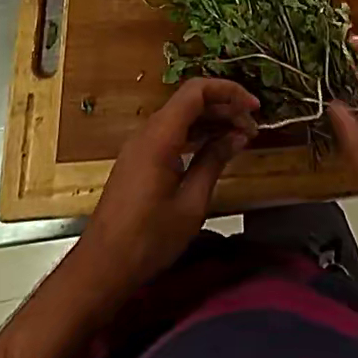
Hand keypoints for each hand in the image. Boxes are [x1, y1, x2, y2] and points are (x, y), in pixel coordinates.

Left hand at [76, 78, 257, 294]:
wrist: (103, 265)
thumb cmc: (149, 239)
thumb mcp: (191, 202)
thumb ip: (213, 161)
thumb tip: (237, 136)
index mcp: (160, 137)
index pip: (196, 91)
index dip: (229, 91)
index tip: (254, 107)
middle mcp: (147, 133)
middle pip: (190, 101)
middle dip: (225, 108)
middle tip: (253, 128)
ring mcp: (141, 146)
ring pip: (181, 117)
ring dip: (212, 121)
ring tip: (241, 137)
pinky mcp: (139, 160)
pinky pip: (172, 134)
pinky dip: (196, 135)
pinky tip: (216, 149)